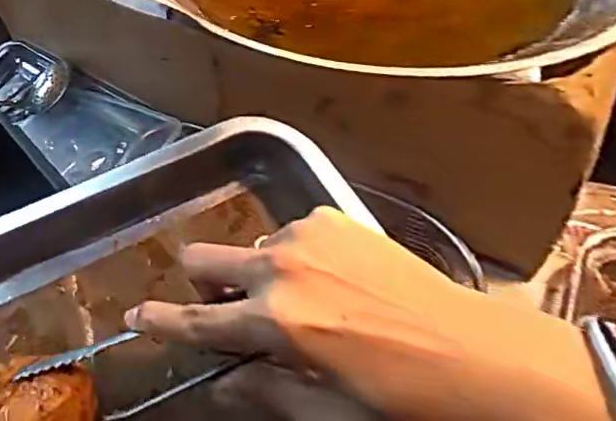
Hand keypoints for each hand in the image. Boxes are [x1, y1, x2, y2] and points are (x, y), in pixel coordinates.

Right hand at [125, 208, 609, 420]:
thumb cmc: (405, 398)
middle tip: (227, 310)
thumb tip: (221, 383)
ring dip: (260, 275)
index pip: (203, 320)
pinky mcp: (331, 214)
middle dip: (203, 282)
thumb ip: (270, 390)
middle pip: (208, 257)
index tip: (135, 314)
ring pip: (254, 248)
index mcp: (279, 319)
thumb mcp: (333, 409)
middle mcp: (282, 262)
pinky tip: (334, 282)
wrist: (480, 352)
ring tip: (307, 306)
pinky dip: (295, 258)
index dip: (164, 320)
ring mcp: (306, 231)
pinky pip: (291, 234)